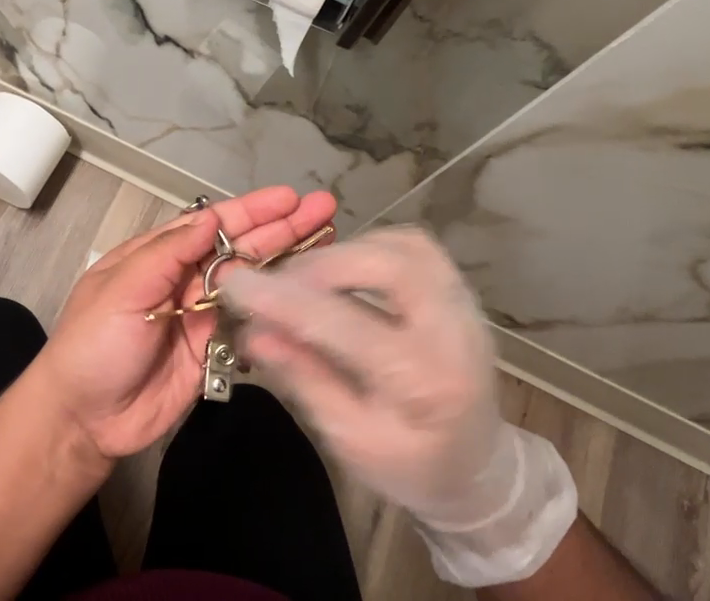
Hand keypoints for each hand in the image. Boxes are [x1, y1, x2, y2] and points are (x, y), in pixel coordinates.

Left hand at [25, 186, 336, 460]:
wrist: (84, 418)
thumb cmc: (93, 345)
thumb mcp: (121, 290)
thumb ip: (167, 254)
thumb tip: (211, 218)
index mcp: (157, 257)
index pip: (212, 225)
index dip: (252, 211)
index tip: (289, 197)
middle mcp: (184, 280)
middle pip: (240, 249)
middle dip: (281, 229)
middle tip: (325, 209)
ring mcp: (202, 316)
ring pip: (252, 284)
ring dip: (288, 263)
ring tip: (329, 241)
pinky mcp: (215, 352)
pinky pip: (251, 326)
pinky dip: (278, 311)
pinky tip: (308, 298)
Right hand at [220, 227, 578, 587]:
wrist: (477, 465)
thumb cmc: (409, 463)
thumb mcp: (350, 439)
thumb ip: (305, 380)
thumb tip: (252, 332)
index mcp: (425, 382)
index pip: (346, 325)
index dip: (283, 301)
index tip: (233, 284)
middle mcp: (455, 331)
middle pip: (388, 264)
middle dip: (320, 265)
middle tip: (276, 282)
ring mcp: (464, 303)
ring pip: (400, 245)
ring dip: (343, 253)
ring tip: (305, 279)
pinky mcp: (458, 287)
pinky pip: (410, 244)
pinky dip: (368, 247)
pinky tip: (341, 273)